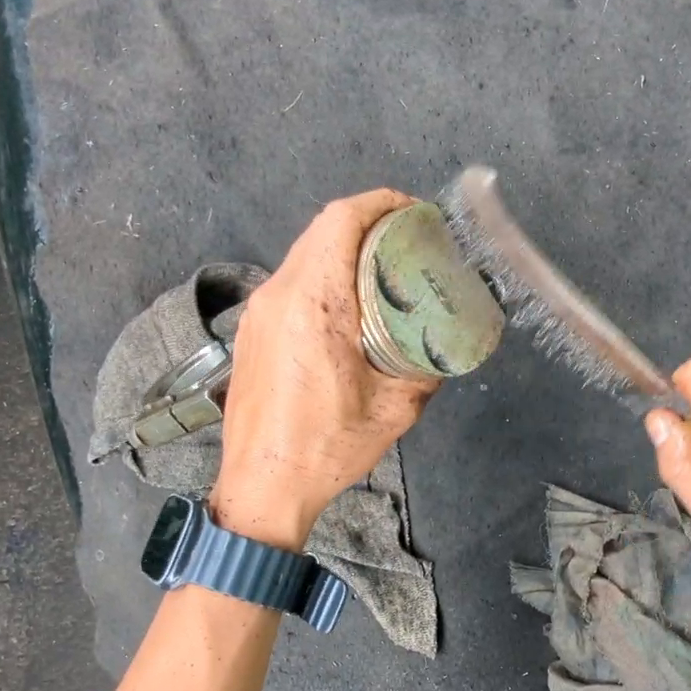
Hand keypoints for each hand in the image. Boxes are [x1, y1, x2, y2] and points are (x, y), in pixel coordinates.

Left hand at [212, 189, 437, 549]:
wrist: (261, 487)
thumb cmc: (327, 449)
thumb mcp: (395, 411)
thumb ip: (423, 370)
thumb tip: (439, 347)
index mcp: (315, 306)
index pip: (341, 221)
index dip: (380, 203)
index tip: (414, 214)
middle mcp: (279, 296)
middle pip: (321, 230)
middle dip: (367, 223)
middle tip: (408, 242)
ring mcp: (258, 313)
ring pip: (303, 254)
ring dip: (343, 250)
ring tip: (383, 271)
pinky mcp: (251, 332)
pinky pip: (290, 283)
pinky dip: (323, 276)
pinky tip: (349, 307)